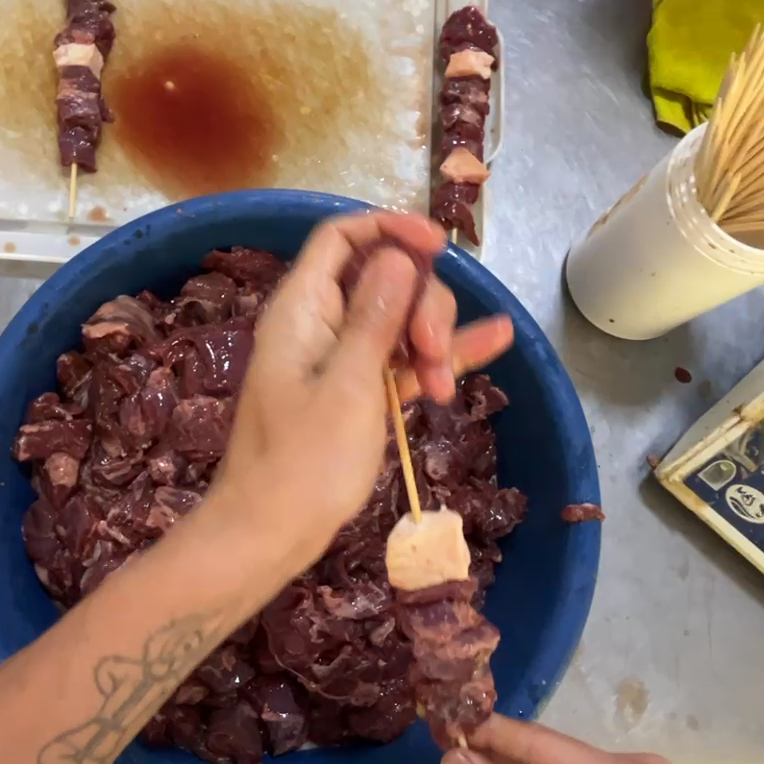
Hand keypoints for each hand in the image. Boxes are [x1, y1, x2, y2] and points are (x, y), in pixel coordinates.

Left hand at [206, 211, 512, 569]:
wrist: (271, 534)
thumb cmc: (303, 464)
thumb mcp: (347, 386)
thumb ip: (374, 318)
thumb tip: (398, 255)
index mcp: (302, 309)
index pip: (341, 237)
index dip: (389, 229)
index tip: (438, 246)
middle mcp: (320, 324)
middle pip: (383, 278)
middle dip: (421, 305)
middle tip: (433, 354)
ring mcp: (340, 359)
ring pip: (399, 320)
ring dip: (432, 343)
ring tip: (443, 391)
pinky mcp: (358, 393)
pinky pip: (402, 360)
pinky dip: (437, 358)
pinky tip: (492, 343)